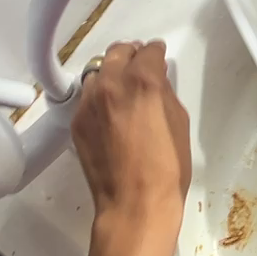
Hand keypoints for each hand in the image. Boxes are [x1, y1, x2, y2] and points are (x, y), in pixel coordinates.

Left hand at [71, 41, 191, 237]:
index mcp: (142, 81)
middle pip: (117, 52)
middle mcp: (111, 84)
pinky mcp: (76, 122)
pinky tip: (110, 112)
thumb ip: (164, 92)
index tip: (158, 56)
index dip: (156, 52)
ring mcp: (89, 102)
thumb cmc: (166, 167)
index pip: (148, 51)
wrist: (134, 204)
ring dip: (111, 73)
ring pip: (97, 72)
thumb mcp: (179, 121)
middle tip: (140, 64)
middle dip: (131, 55)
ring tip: (122, 88)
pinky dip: (99, 96)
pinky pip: (87, 97)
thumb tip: (156, 81)